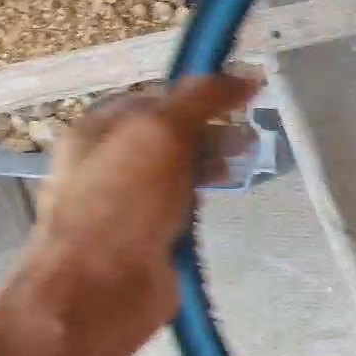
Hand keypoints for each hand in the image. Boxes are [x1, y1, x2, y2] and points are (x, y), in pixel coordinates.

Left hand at [28, 76, 257, 349]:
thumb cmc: (124, 203)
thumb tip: (247, 72)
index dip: (203, 95)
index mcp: (101, 128)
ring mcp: (132, 197)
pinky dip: (210, 196)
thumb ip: (201, 101)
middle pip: (174, 132)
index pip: (160, 96)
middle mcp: (112, 158)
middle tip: (254, 142)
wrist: (102, 282)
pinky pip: (187, 202)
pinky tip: (226, 202)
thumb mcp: (161, 134)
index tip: (248, 102)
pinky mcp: (154, 231)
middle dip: (215, 130)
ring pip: (183, 168)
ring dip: (216, 164)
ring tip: (247, 171)